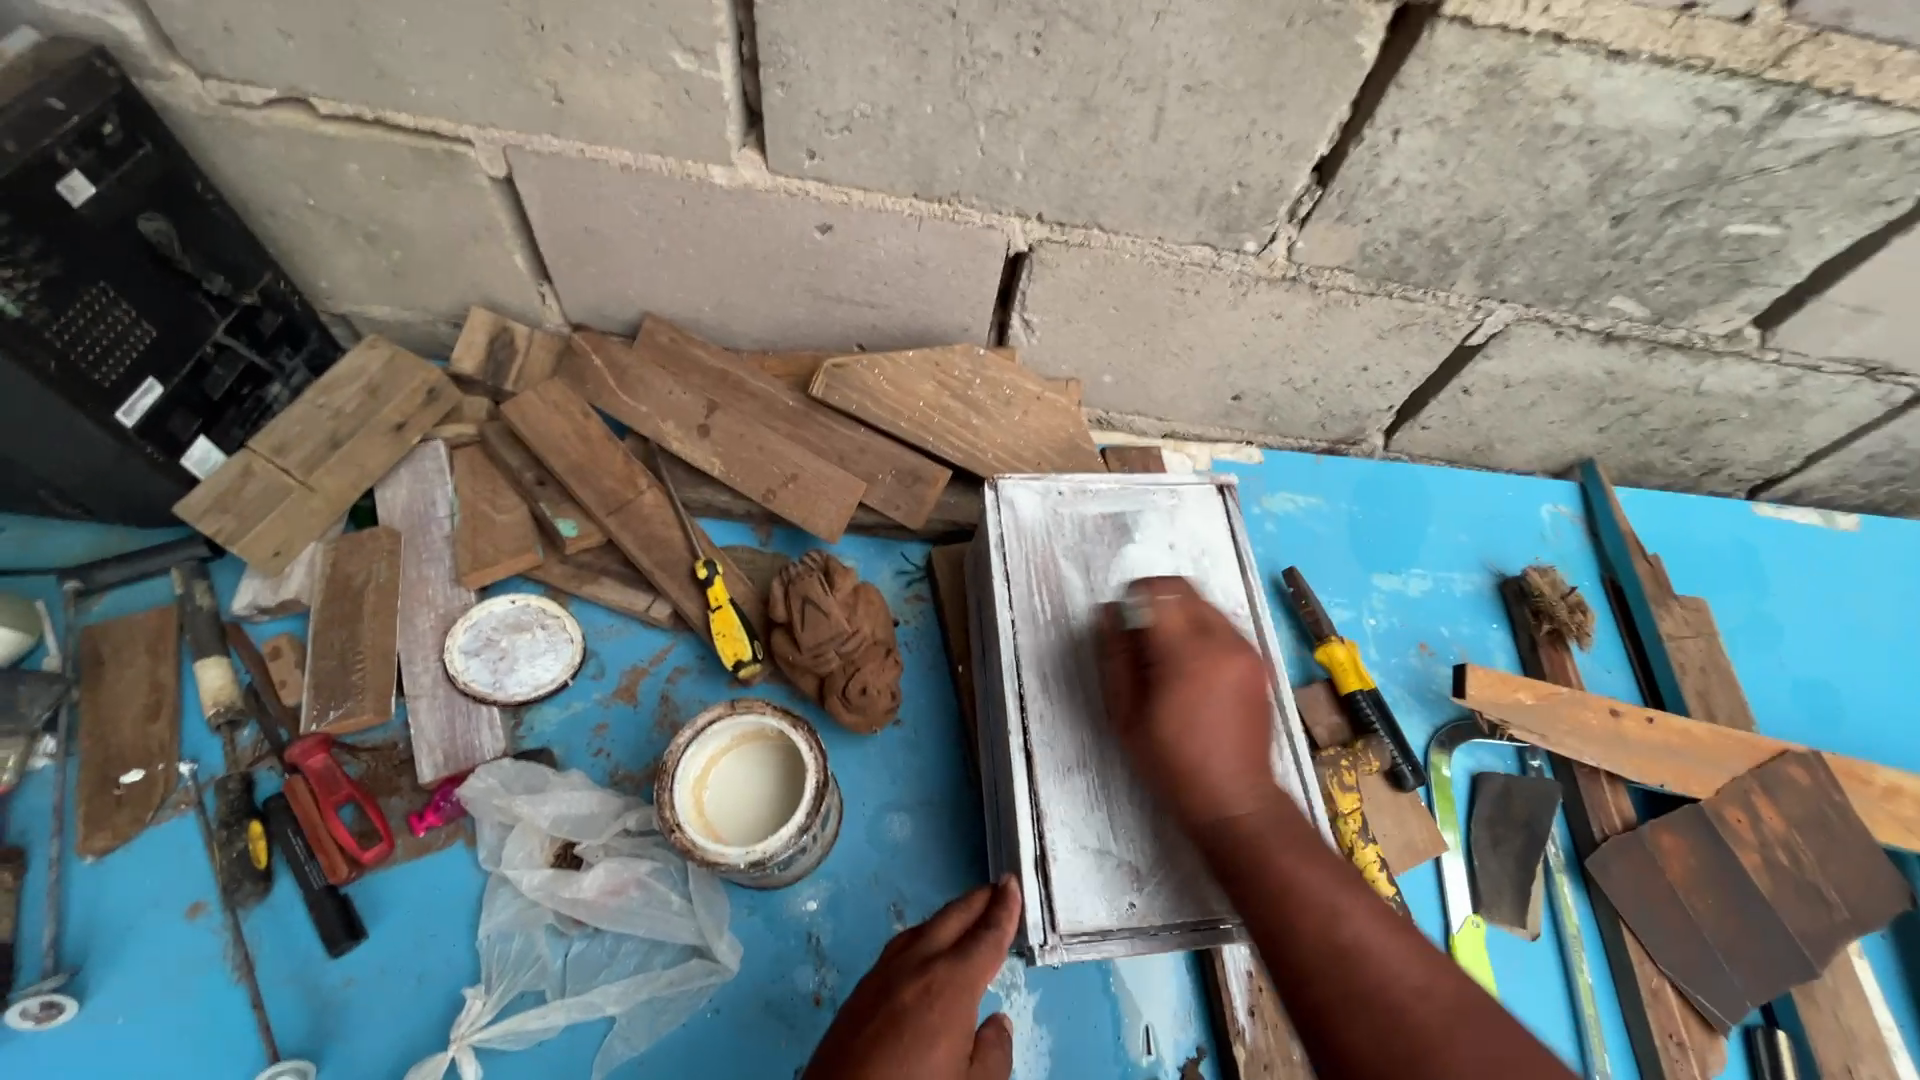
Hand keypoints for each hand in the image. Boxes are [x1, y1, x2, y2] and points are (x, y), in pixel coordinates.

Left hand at [803, 877, 1022, 1079]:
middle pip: (953, 919)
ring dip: (949, 917)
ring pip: (923, 929)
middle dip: (978, 901)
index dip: (1004, 909)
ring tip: (966, 917)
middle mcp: (916, 965)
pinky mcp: (860, 991)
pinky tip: (925, 952)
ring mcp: (883, 974)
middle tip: (997, 889)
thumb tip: (997, 1024)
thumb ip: (993, 1054)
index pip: (986, 935)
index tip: (1012, 885)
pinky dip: (923, 938)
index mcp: (951, 983)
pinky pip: (900, 948)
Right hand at [1099, 576, 1286, 830]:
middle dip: (1156, 599)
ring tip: (1165, 653)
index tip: (1122, 615)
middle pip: (1185, 590)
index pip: (1158, 591)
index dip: (1133, 594)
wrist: (1234, 799)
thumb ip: (1114, 656)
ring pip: (1207, 606)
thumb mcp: (1125, 714)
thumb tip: (1107, 613)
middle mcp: (1222, 641)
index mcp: (1185, 652)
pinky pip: (1225, 628)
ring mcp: (1247, 651)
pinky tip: (1192, 668)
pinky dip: (1203, 632)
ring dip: (1181, 615)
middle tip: (1139, 632)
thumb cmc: (1170, 762)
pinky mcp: (1260, 663)